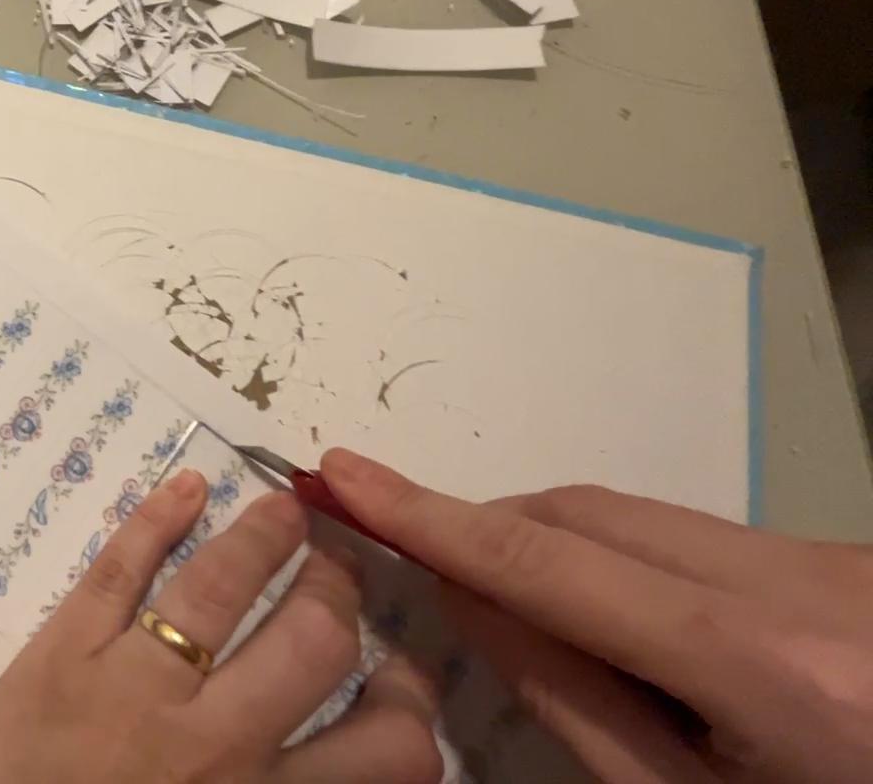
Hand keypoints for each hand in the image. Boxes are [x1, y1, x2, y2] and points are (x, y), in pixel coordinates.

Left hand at [0, 468, 443, 783]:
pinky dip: (157, 517)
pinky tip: (189, 484)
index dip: (410, 699)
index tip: (401, 666)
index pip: (385, 748)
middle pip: (312, 639)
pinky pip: (120, 566)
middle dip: (338, 592)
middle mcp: (216, 737)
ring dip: (262, 536)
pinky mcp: (67, 641)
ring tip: (285, 508)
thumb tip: (338, 764)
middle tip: (338, 565)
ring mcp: (135, 676)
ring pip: (218, 587)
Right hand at [320, 448, 872, 782]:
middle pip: (582, 516)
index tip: (339, 471)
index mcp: (782, 675)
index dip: (428, 516)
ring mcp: (844, 561)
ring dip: (565, 554)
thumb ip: (558, 690)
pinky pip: (690, 532)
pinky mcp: (851, 556)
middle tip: (459, 593)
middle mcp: (818, 589)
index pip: (544, 563)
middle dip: (495, 537)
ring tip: (583, 638)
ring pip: (631, 517)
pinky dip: (633, 564)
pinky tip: (663, 636)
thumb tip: (454, 583)